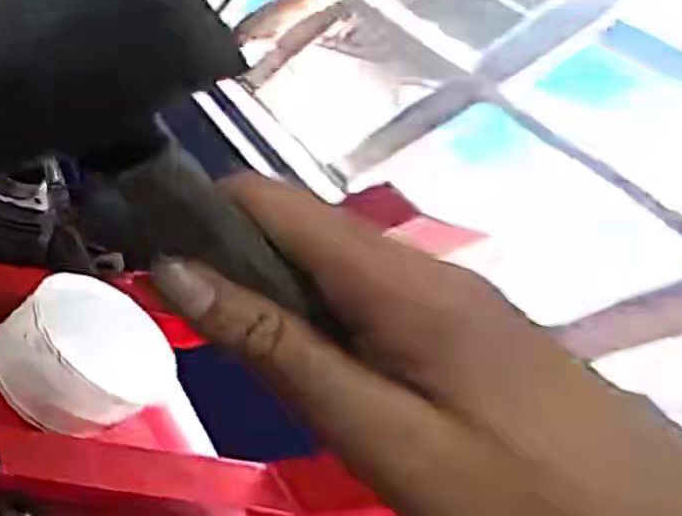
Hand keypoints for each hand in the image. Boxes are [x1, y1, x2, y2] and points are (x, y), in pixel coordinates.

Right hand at [150, 174, 681, 515]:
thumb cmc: (533, 507)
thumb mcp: (384, 437)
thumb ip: (272, 346)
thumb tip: (169, 267)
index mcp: (394, 277)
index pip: (264, 197)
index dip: (196, 208)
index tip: (149, 248)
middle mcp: (414, 267)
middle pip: (288, 224)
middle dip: (223, 250)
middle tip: (183, 308)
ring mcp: (445, 298)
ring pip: (320, 259)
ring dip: (264, 283)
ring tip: (233, 338)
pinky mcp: (464, 331)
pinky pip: (358, 293)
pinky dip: (309, 308)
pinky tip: (309, 359)